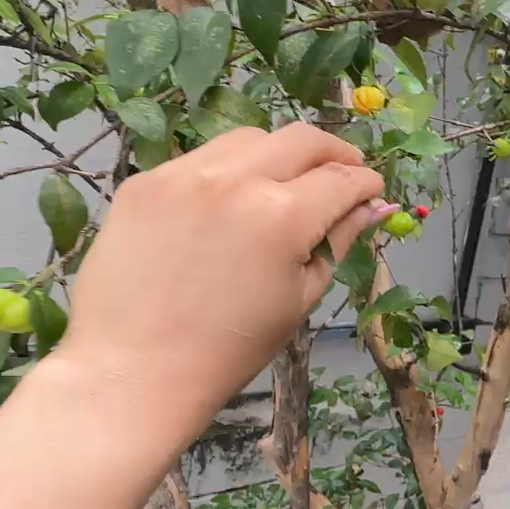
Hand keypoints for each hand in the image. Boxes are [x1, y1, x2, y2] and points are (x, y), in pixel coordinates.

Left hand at [56, 123, 391, 425]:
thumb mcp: (302, 295)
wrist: (136, 369)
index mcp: (282, 216)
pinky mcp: (145, 181)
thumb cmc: (234, 347)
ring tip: (287, 185)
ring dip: (282, 155)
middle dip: (335, 153)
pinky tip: (232, 205)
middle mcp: (236, 180)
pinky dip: (232, 171)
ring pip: (252, 139)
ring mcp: (184, 174)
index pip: (342, 179)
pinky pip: (204, 158)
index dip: (367, 184)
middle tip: (346, 174)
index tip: (374, 191)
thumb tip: (373, 207)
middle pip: (302, 140)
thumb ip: (339, 240)